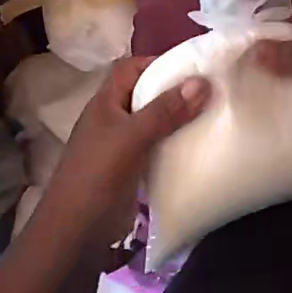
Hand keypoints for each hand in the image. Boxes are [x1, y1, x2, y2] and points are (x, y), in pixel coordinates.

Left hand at [30, 56, 209, 266]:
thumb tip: (202, 81)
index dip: (156, 62)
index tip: (192, 66)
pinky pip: (157, 149)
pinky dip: (176, 145)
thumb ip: (164, 111)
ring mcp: (122, 146)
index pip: (129, 69)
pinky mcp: (132, 171)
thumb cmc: (97, 175)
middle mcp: (112, 120)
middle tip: (212, 90)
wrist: (76, 230)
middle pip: (144, 95)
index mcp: (105, 104)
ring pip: (153, 123)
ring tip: (214, 115)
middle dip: (174, 91)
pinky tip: (200, 148)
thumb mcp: (130, 138)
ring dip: (178, 119)